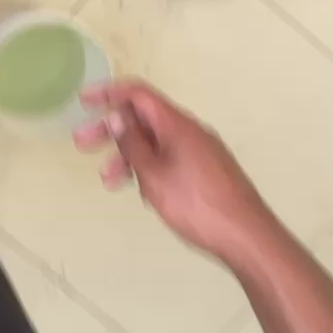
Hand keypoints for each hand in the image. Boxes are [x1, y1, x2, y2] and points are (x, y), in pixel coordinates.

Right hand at [74, 80, 282, 266]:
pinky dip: (147, 167)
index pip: (137, 94)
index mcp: (176, 125)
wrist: (250, 240)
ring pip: (154, 142)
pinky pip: (168, 157)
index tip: (83, 102)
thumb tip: (117, 117)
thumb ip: (131, 144)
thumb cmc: (195, 204)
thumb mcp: (153, 174)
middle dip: (109, 130)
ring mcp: (200, 152)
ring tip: (107, 180)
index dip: (108, 92)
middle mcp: (189, 131)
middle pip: (142, 119)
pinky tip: (140, 190)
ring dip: (126, 155)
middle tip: (81, 144)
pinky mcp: (206, 171)